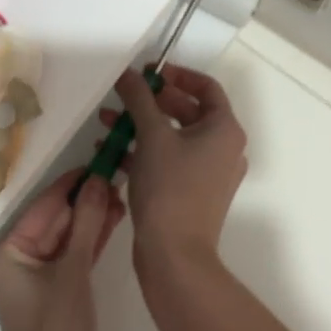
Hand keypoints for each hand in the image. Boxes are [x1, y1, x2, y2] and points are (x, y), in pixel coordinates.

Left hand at [0, 169, 126, 330]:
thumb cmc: (57, 329)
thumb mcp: (73, 273)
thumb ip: (86, 224)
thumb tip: (99, 179)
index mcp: (8, 251)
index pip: (42, 207)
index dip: (70, 184)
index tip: (96, 160)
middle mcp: (18, 258)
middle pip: (55, 219)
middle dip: (86, 200)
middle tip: (116, 174)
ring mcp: (37, 275)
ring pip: (68, 236)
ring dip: (93, 217)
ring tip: (122, 193)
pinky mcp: (56, 290)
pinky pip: (73, 254)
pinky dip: (93, 239)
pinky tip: (114, 217)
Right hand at [109, 65, 247, 281]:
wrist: (175, 257)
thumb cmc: (170, 188)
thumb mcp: (151, 135)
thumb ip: (139, 98)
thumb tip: (128, 73)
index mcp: (224, 130)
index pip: (206, 87)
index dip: (177, 74)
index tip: (149, 72)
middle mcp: (222, 149)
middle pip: (186, 110)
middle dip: (150, 101)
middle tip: (123, 95)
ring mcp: (207, 173)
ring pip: (172, 136)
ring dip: (140, 125)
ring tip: (106, 121)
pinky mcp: (190, 193)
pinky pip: (167, 160)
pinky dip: (142, 151)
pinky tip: (110, 151)